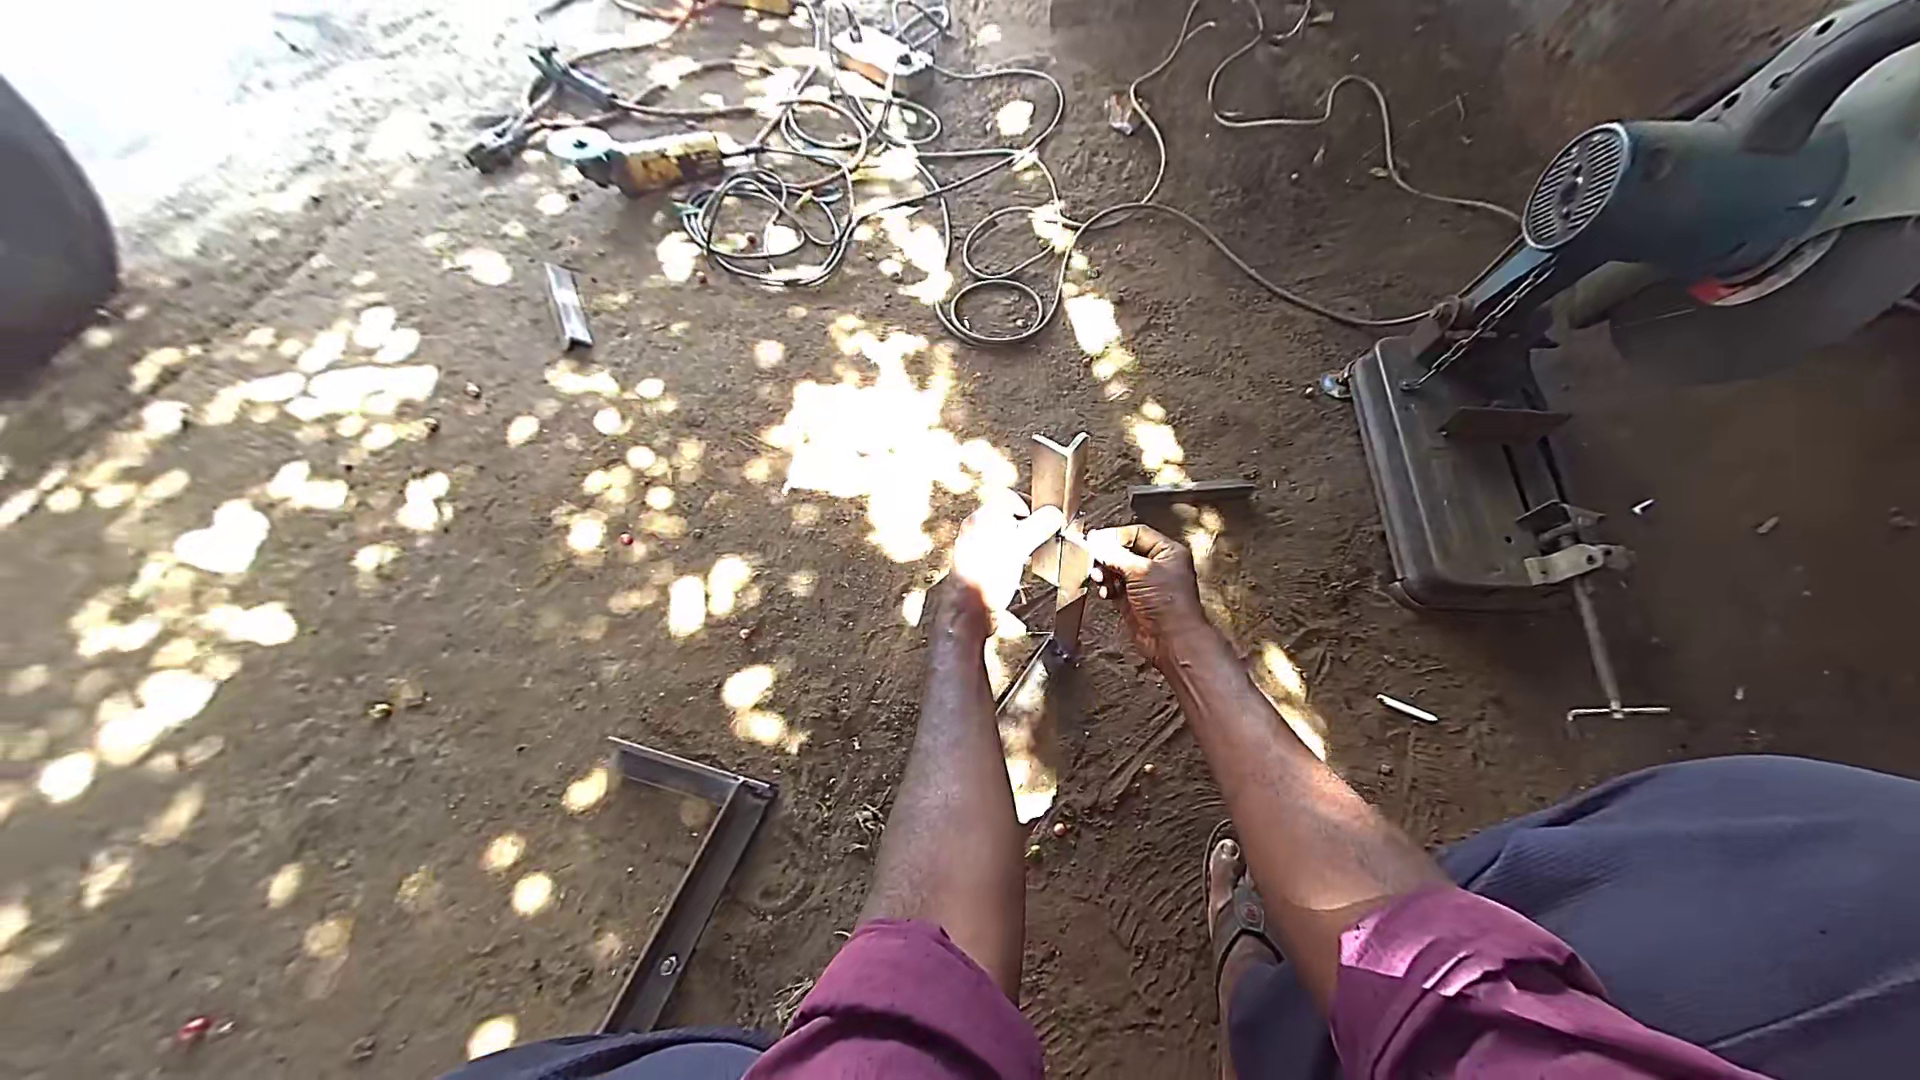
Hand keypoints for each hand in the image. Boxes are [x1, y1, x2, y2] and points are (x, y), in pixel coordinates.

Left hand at [931, 489, 1064, 637]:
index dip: (1029, 506)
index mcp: (983, 516)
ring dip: (1016, 540)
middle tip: (1036, 537)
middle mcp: (973, 526)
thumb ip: (1039, 525)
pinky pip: (994, 549)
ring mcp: (971, 544)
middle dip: (1024, 525)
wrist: (969, 609)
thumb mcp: (1022, 545)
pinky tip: (1014, 567)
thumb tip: (1053, 513)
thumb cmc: (990, 575)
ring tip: (1027, 553)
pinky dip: (1007, 553)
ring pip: (1000, 533)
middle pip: (1005, 515)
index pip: (1009, 497)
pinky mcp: (973, 562)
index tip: (1042, 519)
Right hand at [1086, 524, 1210, 669]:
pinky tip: (1105, 592)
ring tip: (1098, 578)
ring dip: (1103, 572)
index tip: (1095, 539)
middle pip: (1123, 551)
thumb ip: (1116, 555)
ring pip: (1115, 569)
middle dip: (1107, 555)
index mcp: (1167, 552)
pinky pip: (1113, 586)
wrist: (1172, 640)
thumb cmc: (1169, 604)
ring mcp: (1143, 583)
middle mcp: (1156, 565)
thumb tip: (1097, 543)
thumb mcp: (1141, 572)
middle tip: (1092, 557)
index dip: (1115, 535)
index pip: (1136, 534)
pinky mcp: (1132, 599)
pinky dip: (1106, 587)